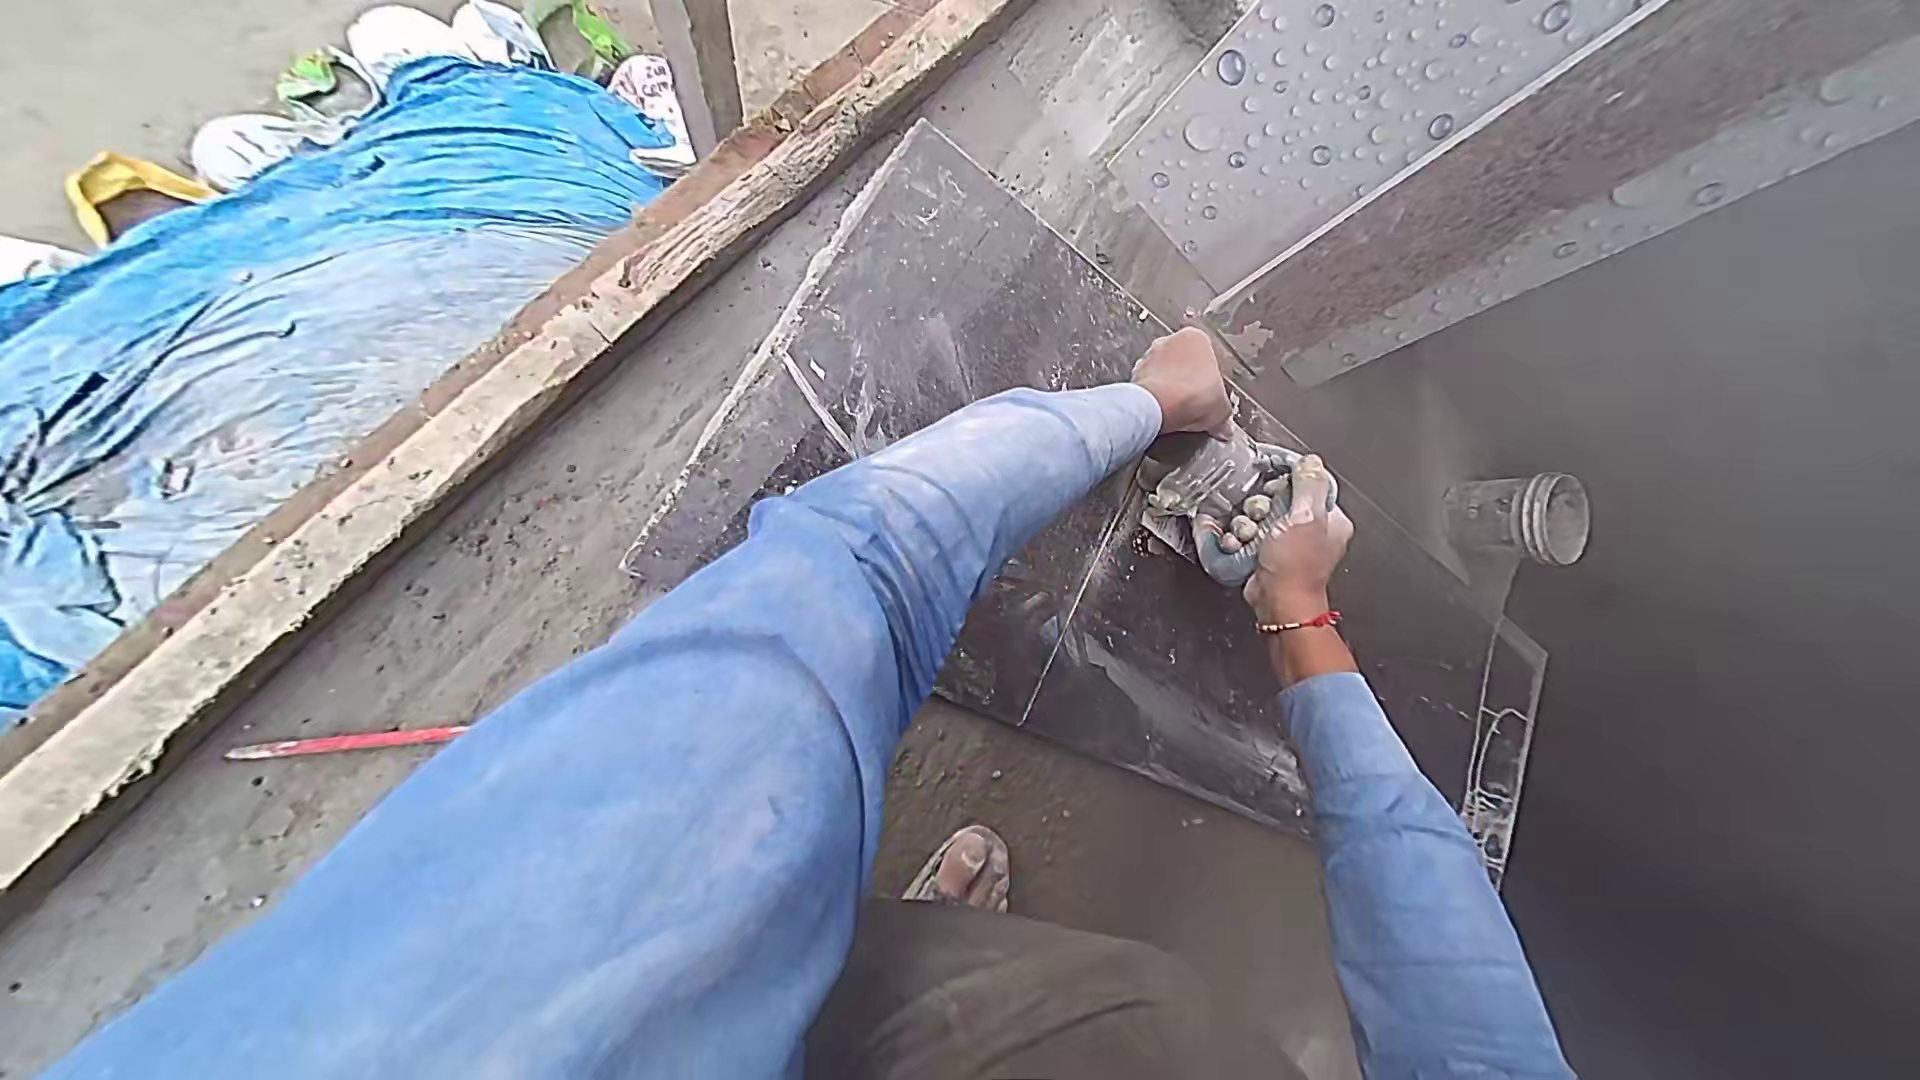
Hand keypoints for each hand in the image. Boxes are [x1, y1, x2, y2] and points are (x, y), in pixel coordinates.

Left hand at [1132, 327, 1231, 436]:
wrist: (1157, 406)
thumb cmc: (1192, 395)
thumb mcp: (1220, 409)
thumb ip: (1223, 415)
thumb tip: (1223, 427)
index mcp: (1195, 338)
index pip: (1206, 357)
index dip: (1208, 380)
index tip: (1209, 395)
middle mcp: (1167, 342)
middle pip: (1180, 364)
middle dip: (1185, 381)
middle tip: (1192, 403)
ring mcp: (1146, 358)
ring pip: (1160, 374)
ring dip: (1166, 389)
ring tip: (1174, 410)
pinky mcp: (1132, 376)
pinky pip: (1145, 388)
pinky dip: (1151, 398)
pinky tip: (1158, 413)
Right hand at [1242, 454, 1353, 622]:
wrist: (1278, 602)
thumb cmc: (1296, 565)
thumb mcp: (1306, 517)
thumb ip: (1309, 485)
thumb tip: (1310, 462)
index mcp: (1328, 517)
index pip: (1306, 485)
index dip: (1284, 483)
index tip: (1271, 489)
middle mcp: (1309, 528)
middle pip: (1276, 500)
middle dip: (1258, 507)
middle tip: (1258, 517)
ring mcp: (1285, 542)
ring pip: (1257, 518)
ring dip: (1245, 525)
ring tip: (1247, 536)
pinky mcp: (1265, 553)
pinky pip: (1246, 536)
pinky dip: (1238, 539)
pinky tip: (1238, 545)